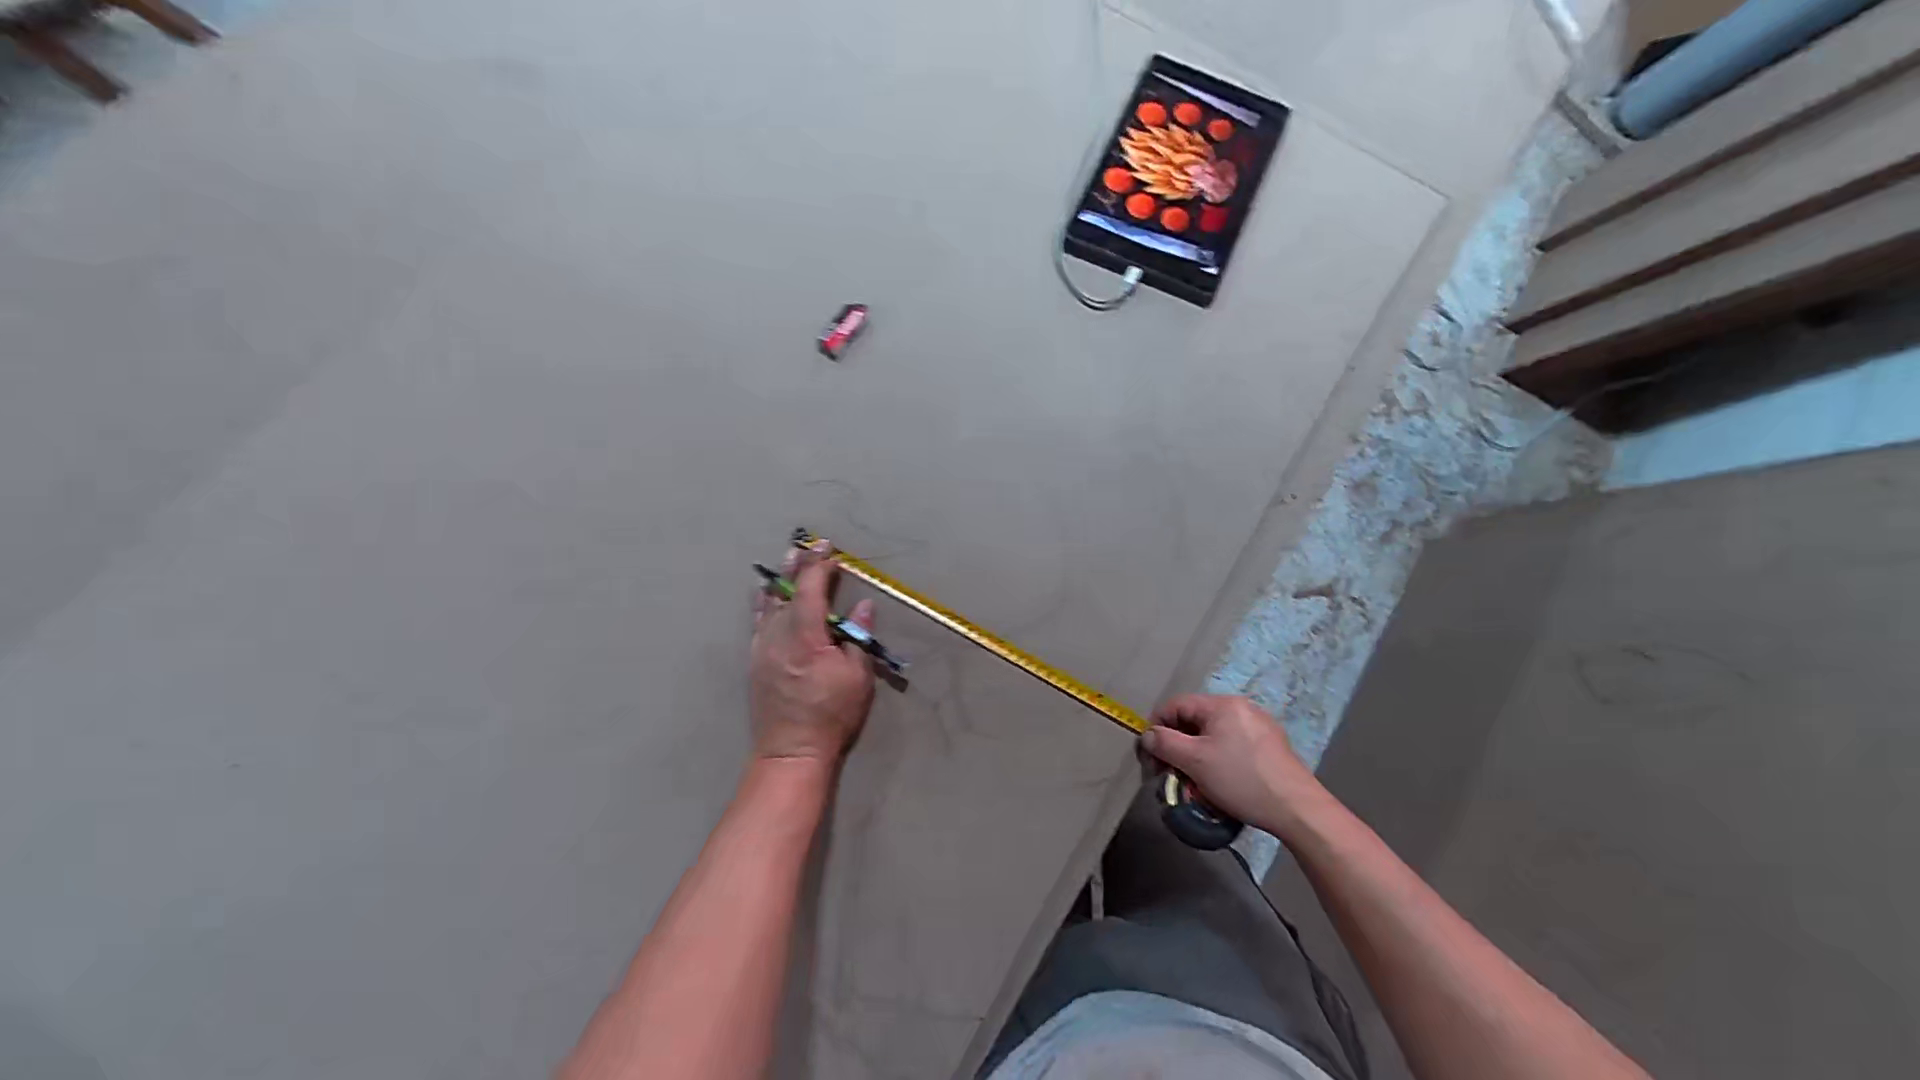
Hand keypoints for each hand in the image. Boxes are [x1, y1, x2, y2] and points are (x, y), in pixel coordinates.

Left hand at [749, 542, 876, 764]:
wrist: (791, 750)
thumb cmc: (831, 714)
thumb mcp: (857, 677)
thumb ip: (858, 637)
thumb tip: (861, 606)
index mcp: (805, 635)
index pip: (810, 589)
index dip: (819, 566)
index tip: (830, 550)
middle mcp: (778, 634)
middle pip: (785, 590)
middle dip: (798, 565)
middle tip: (805, 545)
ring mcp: (762, 646)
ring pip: (768, 603)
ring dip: (780, 579)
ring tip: (787, 558)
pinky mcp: (755, 660)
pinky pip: (757, 621)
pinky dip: (764, 602)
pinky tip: (765, 594)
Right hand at [1142, 694, 1325, 834]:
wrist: (1297, 809)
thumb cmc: (1240, 779)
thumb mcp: (1194, 761)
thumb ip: (1164, 743)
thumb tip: (1147, 735)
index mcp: (1222, 704)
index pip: (1175, 705)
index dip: (1156, 727)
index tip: (1150, 755)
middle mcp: (1241, 708)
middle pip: (1194, 721)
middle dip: (1177, 746)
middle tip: (1170, 773)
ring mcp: (1258, 727)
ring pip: (1212, 736)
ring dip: (1196, 756)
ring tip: (1193, 782)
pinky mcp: (1269, 747)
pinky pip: (1231, 746)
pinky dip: (1217, 761)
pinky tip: (1219, 783)